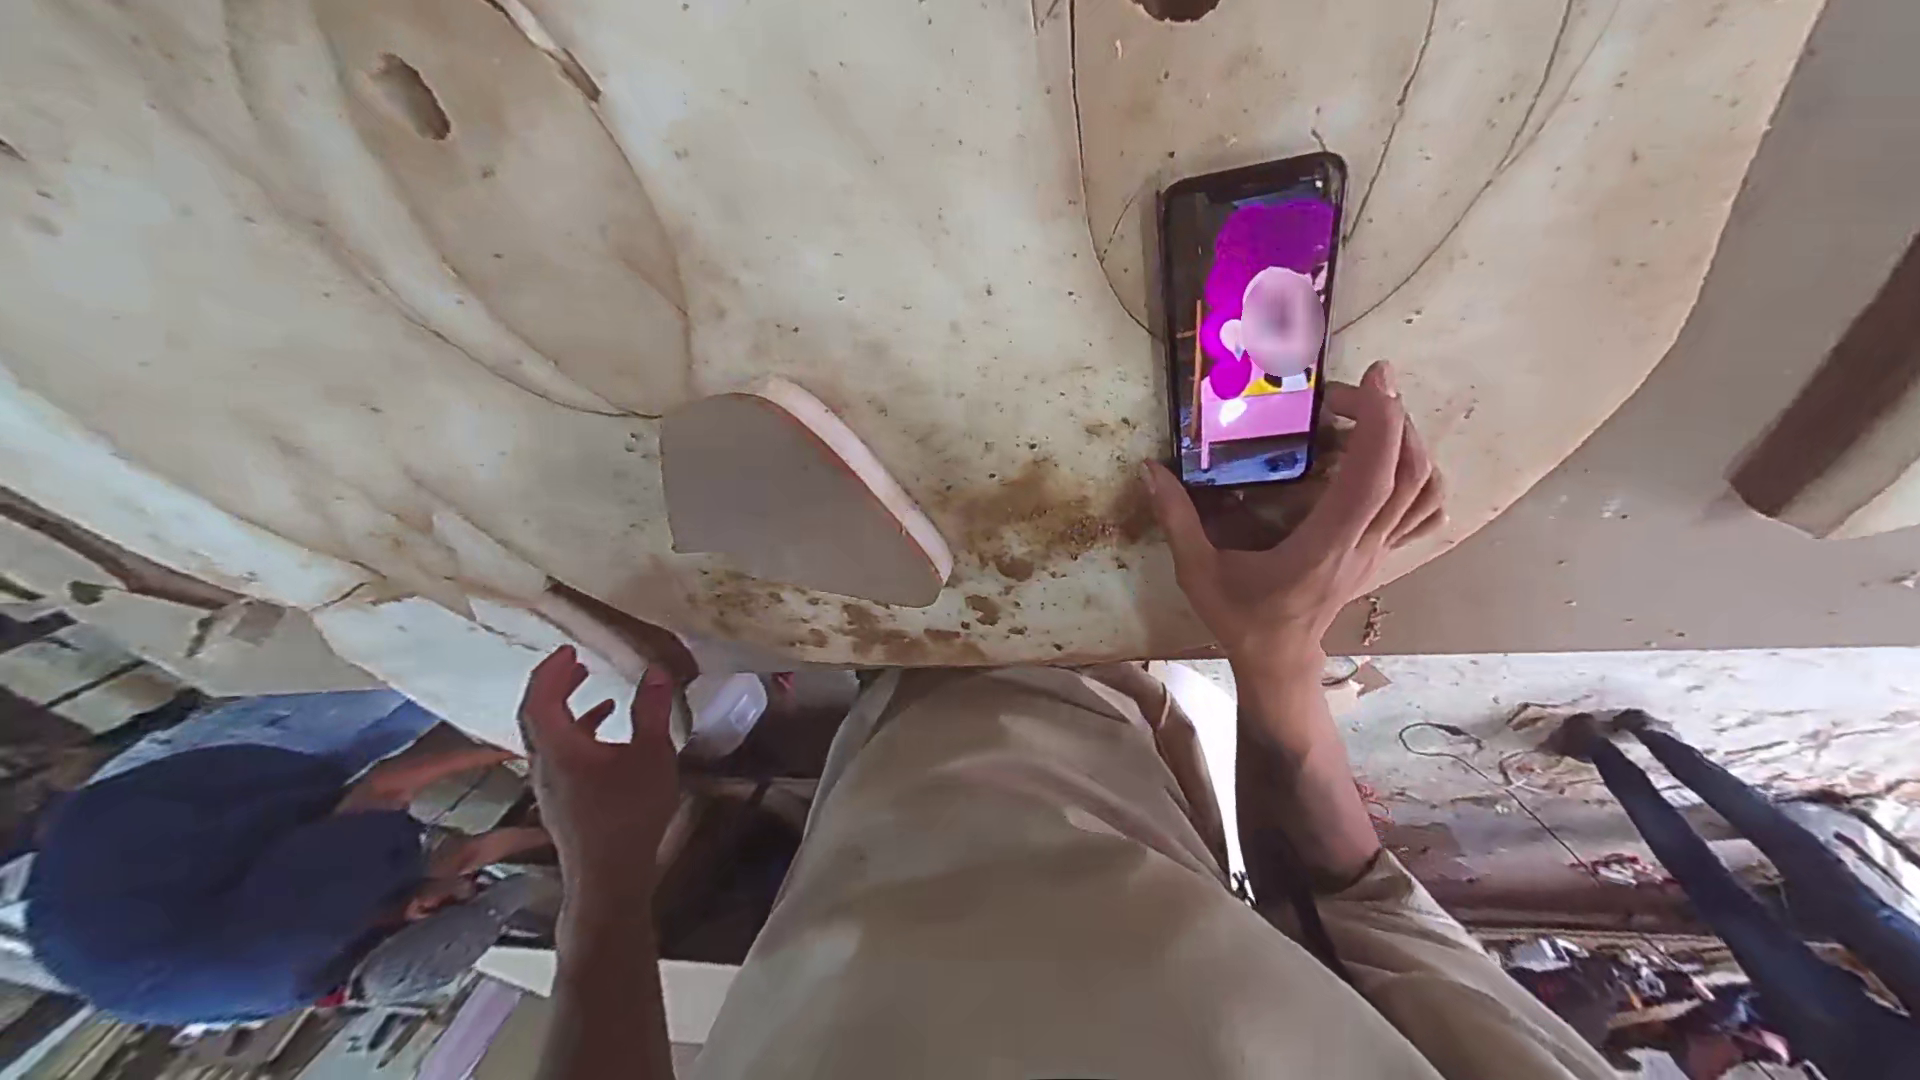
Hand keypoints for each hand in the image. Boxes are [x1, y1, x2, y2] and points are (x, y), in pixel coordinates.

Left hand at [517, 646, 680, 900]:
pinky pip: (560, 753)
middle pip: (535, 716)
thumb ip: (652, 711)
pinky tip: (607, 729)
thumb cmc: (630, 812)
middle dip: (554, 684)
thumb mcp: (651, 755)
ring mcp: (550, 785)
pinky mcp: (563, 799)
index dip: (550, 671)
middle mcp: (544, 765)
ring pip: (547, 736)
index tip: (569, 650)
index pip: (539, 700)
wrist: (610, 877)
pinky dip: (578, 730)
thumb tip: (655, 671)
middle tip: (577, 661)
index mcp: (559, 749)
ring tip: (590, 685)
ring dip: (565, 706)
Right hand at [1144, 360, 1444, 673]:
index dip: (1379, 423)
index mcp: (1322, 548)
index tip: (1371, 379)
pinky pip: (1422, 512)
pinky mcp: (1380, 555)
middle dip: (1392, 418)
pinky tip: (1392, 459)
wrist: (1276, 659)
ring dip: (1410, 442)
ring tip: (1374, 415)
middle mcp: (1362, 546)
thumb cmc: (1238, 617)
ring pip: (1425, 490)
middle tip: (1352, 391)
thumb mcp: (1196, 570)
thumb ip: (1176, 518)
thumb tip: (1150, 469)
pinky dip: (1419, 476)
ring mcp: (1378, 553)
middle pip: (1410, 473)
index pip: (1372, 479)